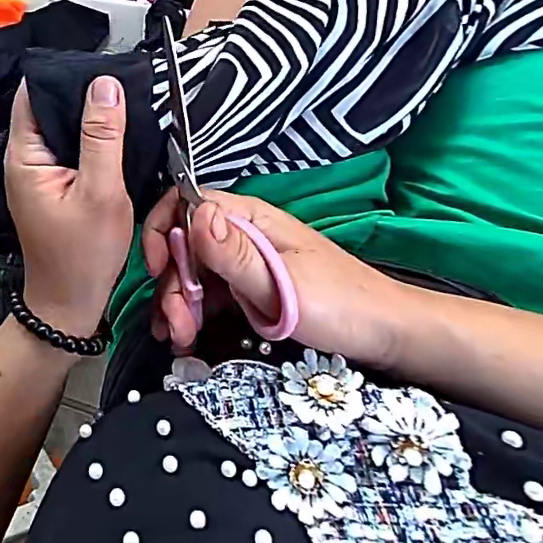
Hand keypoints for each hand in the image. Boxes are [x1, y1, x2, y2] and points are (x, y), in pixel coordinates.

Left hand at [5, 77, 132, 336]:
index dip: (66, 75)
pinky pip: (72, 149)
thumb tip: (105, 84)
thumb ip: (102, 137)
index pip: (34, 93)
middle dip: (84, 93)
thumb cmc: (84, 253)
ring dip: (91, 118)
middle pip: (50, 108)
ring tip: (127, 104)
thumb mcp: (101, 191)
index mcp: (25, 155)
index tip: (104, 67)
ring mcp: (39, 173)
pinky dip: (93, 140)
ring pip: (64, 128)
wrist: (72, 302)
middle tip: (125, 83)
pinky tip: (118, 137)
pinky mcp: (55, 185)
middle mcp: (26, 158)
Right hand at [141, 189, 410, 367]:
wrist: (383, 333)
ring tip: (182, 338)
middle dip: (173, 283)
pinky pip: (210, 295)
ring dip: (179, 304)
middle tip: (177, 325)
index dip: (164, 232)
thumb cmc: (340, 304)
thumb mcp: (282, 282)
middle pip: (185, 246)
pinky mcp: (251, 289)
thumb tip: (196, 214)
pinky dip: (193, 314)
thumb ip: (235, 253)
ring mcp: (247, 263)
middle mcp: (245, 235)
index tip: (159, 270)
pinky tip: (187, 336)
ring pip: (194, 273)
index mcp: (252, 219)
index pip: (189, 203)